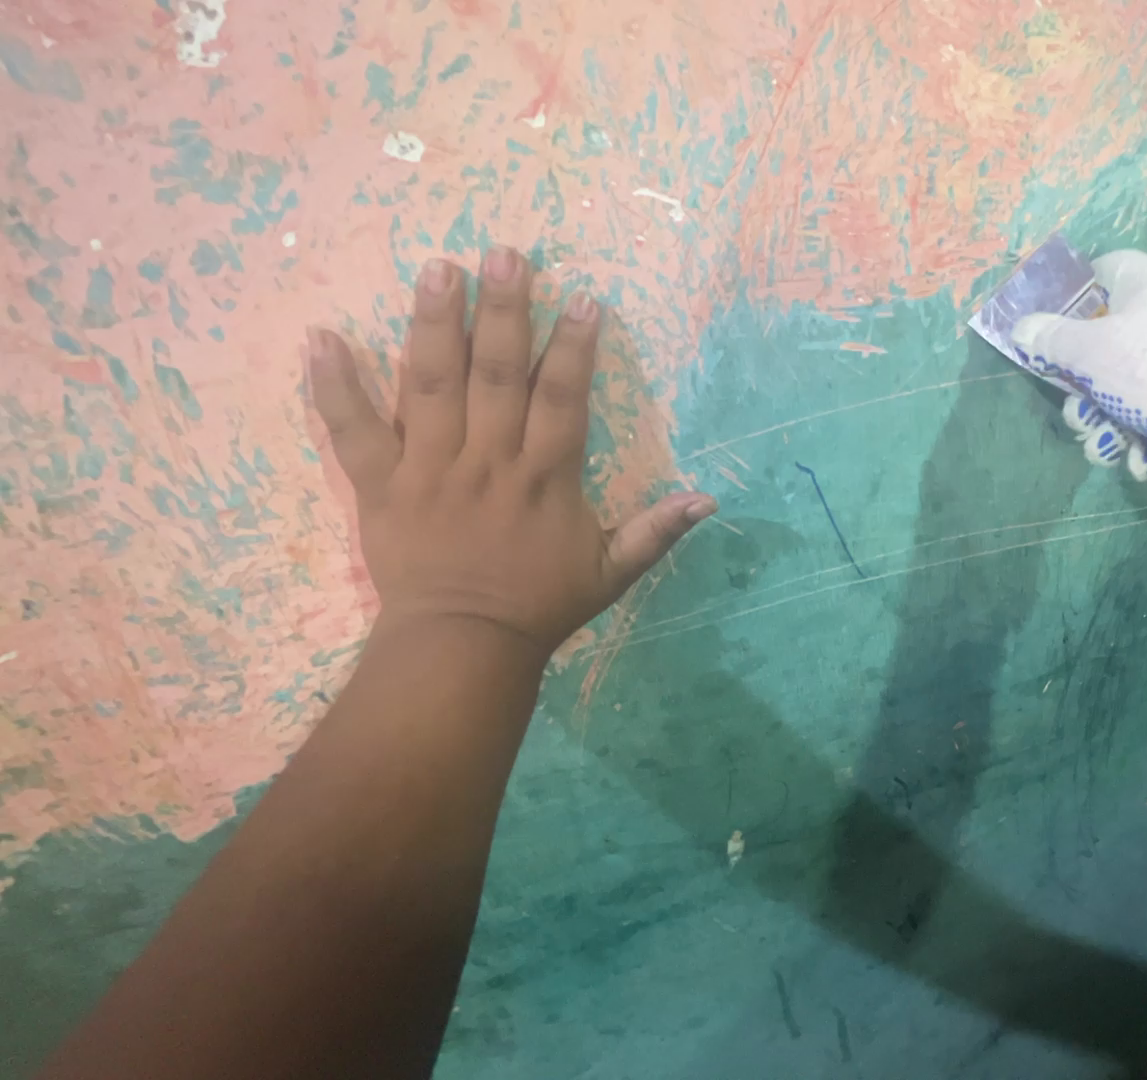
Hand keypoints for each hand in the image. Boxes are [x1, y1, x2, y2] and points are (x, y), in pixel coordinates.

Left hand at [305, 246, 715, 653]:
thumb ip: (658, 532)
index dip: (574, 348)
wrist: (463, 644)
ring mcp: (430, 469)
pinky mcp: (381, 485)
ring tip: (437, 269)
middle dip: (504, 312)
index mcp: (545, 478)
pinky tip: (324, 335)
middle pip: (498, 375)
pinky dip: (334, 386)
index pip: (563, 399)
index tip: (582, 299)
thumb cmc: (543, 603)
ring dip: (434, 325)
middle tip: (504, 254)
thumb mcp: (614, 572)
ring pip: (430, 386)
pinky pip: (352, 431)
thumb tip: (709, 500)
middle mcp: (489, 461)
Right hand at [1011, 250, 1146, 514]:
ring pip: (1132, 385)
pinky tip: (1140, 459)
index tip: (1050, 335)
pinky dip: (1144, 436)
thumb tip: (1021, 327)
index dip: (1071, 300)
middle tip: (1077, 413)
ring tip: (1105, 447)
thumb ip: (1050, 340)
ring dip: (1108, 421)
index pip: (1103, 272)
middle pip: (1111, 341)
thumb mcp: (1088, 353)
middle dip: (1084, 385)